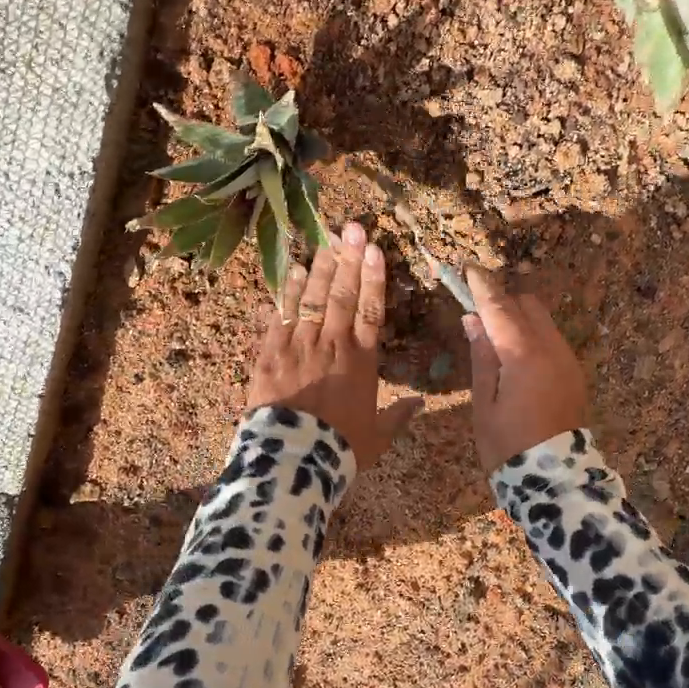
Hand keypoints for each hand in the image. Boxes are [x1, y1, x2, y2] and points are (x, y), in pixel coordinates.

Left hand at [247, 222, 422, 470]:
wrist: (294, 460)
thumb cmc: (341, 450)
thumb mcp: (377, 437)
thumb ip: (398, 417)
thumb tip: (419, 404)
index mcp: (361, 361)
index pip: (371, 310)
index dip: (374, 278)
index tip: (376, 249)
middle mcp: (331, 344)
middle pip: (341, 294)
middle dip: (347, 259)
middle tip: (352, 227)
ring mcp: (297, 345)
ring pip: (309, 297)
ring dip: (319, 266)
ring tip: (326, 240)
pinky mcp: (269, 353)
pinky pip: (278, 315)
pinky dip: (284, 292)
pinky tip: (290, 270)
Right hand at [463, 266, 590, 473]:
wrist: (554, 479)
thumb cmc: (507, 445)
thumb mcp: (484, 403)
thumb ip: (481, 356)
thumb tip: (473, 320)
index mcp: (523, 355)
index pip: (499, 307)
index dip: (481, 285)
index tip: (467, 267)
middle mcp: (552, 348)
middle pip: (528, 304)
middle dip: (503, 301)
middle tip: (478, 315)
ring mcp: (568, 360)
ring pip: (543, 320)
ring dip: (519, 319)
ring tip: (495, 340)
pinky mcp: (575, 373)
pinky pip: (552, 340)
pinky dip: (532, 337)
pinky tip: (516, 360)